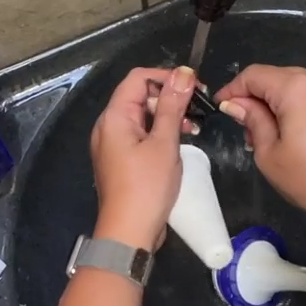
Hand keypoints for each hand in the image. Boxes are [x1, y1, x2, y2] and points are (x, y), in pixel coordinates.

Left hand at [90, 66, 195, 248]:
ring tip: (193, 129)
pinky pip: (139, 137)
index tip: (194, 88)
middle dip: (169, 98)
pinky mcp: (119, 162)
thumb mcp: (164, 143)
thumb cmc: (147, 187)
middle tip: (198, 111)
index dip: (166, 77)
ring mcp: (111, 146)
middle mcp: (107, 127)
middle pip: (138, 96)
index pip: (138, 78)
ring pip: (141, 118)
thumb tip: (184, 73)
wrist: (128, 233)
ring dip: (167, 117)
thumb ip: (173, 106)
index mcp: (114, 117)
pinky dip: (158, 134)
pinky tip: (178, 144)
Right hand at [213, 65, 305, 230]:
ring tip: (264, 138)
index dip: (232, 90)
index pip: (254, 75)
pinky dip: (292, 109)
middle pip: (274, 77)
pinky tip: (288, 136)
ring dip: (273, 105)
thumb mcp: (269, 153)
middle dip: (254, 98)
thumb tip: (236, 105)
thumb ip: (252, 121)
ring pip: (292, 87)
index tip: (219, 108)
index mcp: (296, 87)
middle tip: (243, 129)